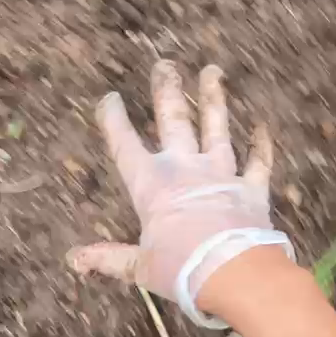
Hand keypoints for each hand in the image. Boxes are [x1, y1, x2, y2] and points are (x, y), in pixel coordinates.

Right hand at [68, 60, 293, 326]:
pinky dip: (261, 145)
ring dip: (213, 99)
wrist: (233, 272)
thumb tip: (74, 260)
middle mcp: (185, 169)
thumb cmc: (181, 270)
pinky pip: (259, 161)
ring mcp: (221, 174)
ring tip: (212, 71)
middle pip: (173, 120)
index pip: (125, 144)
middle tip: (165, 64)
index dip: (114, 120)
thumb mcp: (139, 267)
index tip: (110, 99)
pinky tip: (261, 127)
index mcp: (151, 186)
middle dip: (167, 90)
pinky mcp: (251, 188)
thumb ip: (108, 258)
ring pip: (216, 127)